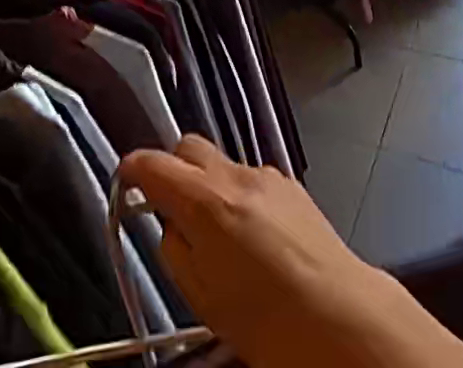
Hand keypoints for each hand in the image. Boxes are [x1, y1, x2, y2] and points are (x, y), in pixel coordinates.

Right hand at [120, 137, 462, 367]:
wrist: (336, 312)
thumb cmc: (267, 318)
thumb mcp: (200, 294)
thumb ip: (175, 248)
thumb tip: (168, 225)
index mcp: (208, 203)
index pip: (156, 164)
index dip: (134, 169)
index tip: (127, 177)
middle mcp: (238, 178)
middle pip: (190, 145)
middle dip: (172, 167)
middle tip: (167, 204)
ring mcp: (268, 177)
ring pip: (222, 162)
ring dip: (208, 184)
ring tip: (215, 232)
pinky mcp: (291, 186)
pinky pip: (251, 177)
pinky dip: (237, 193)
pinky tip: (248, 233)